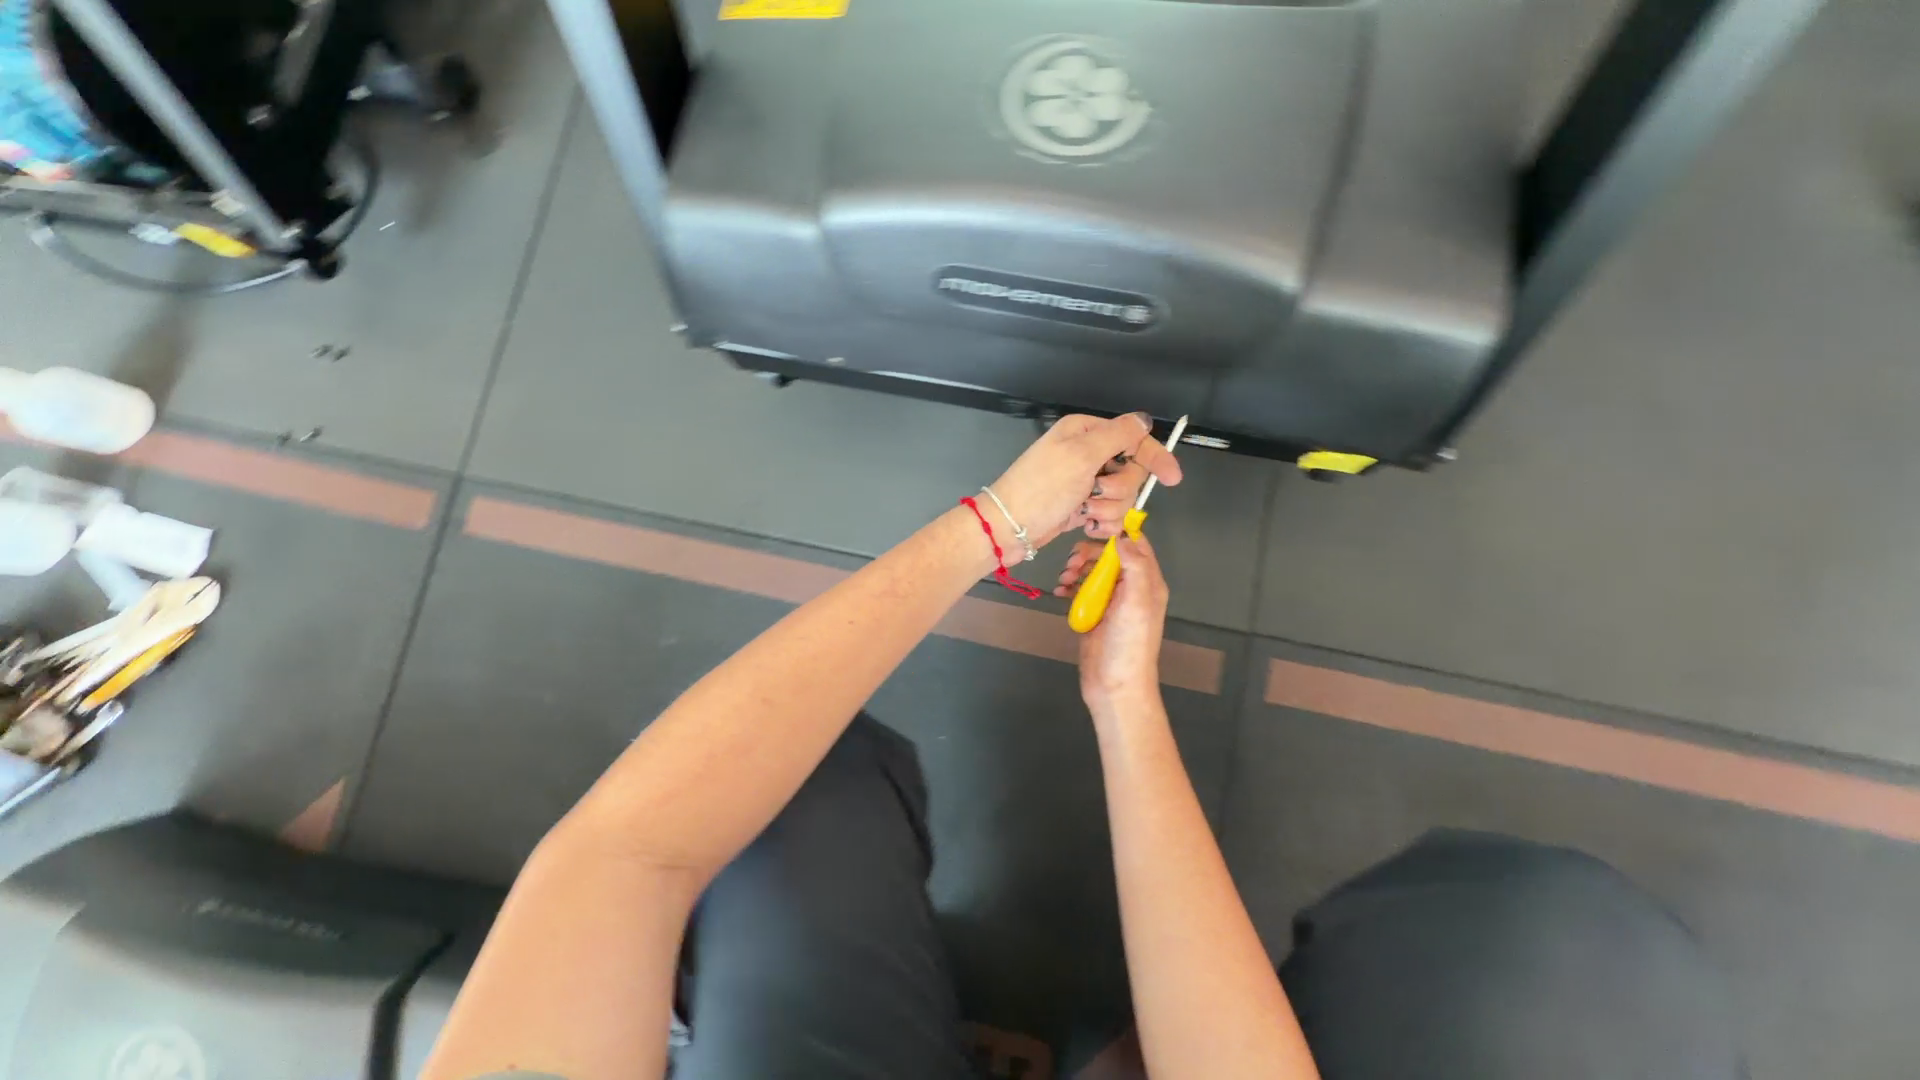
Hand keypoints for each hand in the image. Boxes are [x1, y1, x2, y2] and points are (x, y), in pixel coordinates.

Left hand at [983, 414, 1181, 562]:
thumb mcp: (1081, 455)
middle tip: (1095, 493)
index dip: (1155, 457)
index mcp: (1086, 433)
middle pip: (1132, 471)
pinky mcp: (1082, 507)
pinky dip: (1102, 523)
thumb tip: (1144, 420)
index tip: (1172, 478)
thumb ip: (1117, 436)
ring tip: (1084, 511)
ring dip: (1108, 509)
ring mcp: (1085, 482)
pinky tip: (1085, 526)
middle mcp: (1087, 454)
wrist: (1009, 528)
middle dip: (1119, 489)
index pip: (1134, 439)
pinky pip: (1110, 515)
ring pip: (1123, 496)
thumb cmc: (1041, 488)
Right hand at [1057, 532, 1169, 707]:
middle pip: (1108, 555)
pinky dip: (1068, 586)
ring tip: (1063, 580)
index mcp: (1148, 581)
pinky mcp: (1092, 612)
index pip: (1136, 544)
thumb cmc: (1129, 644)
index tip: (1093, 528)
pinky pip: (1079, 589)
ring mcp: (1110, 600)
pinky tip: (1060, 591)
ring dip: (1075, 569)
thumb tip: (1122, 536)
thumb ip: (1134, 566)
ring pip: (1091, 570)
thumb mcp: (1138, 602)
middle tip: (1072, 563)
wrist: (1114, 685)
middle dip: (1088, 553)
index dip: (1117, 532)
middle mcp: (1130, 587)